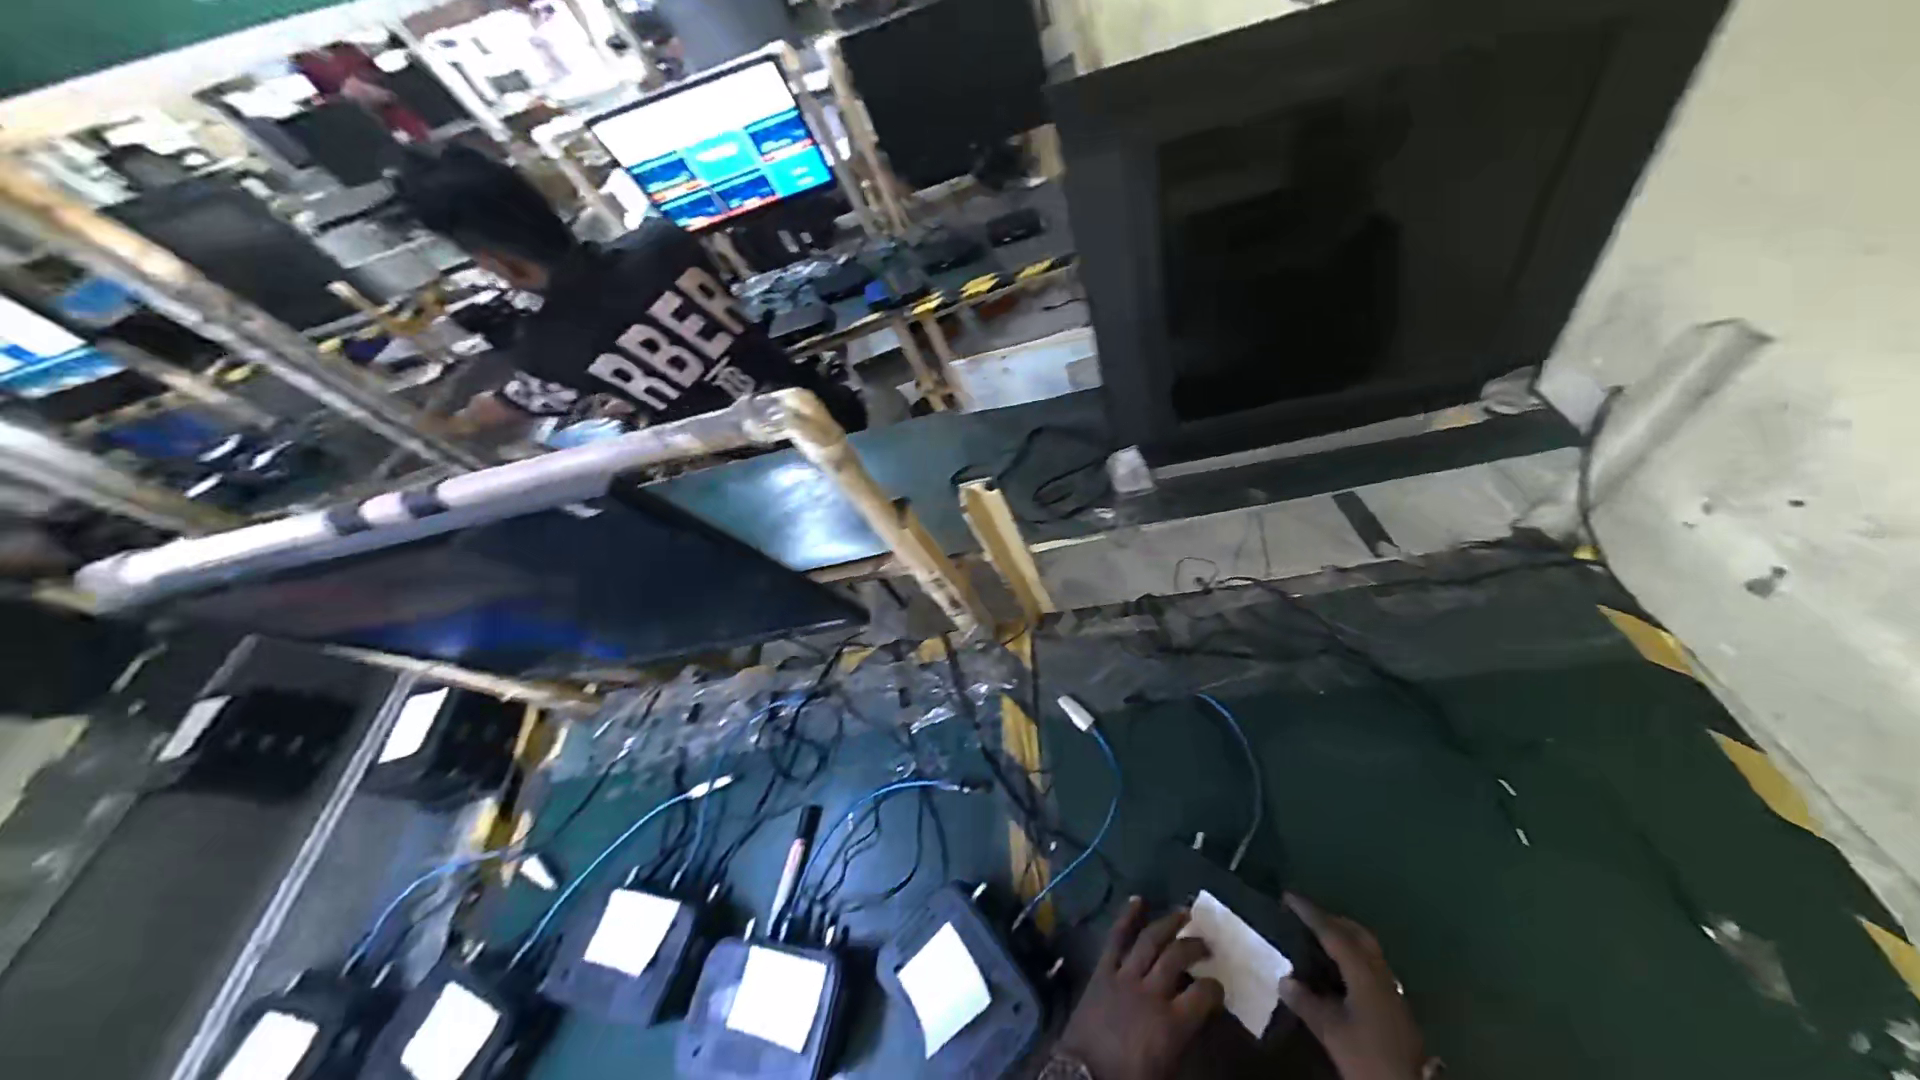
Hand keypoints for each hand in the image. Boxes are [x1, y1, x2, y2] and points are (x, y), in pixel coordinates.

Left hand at [1056, 897, 1224, 1079]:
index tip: (1219, 986)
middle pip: (1178, 957)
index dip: (1215, 989)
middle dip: (1195, 946)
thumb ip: (1184, 1040)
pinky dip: (1127, 917)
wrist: (1083, 1078)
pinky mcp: (1102, 970)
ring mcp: (1124, 976)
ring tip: (1183, 913)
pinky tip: (1138, 900)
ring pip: (1150, 940)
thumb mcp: (1168, 1069)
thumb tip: (1195, 1020)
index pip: (1205, 995)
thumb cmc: (1130, 1079)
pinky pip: (1116, 938)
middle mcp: (1151, 992)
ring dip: (1168, 923)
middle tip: (1206, 943)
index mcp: (1172, 1023)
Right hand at [1277, 894, 1429, 1079]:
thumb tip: (1285, 980)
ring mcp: (1392, 990)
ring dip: (1342, 935)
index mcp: (1364, 974)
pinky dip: (1350, 954)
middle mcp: (1380, 974)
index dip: (1309, 912)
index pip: (1333, 933)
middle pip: (1356, 933)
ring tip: (1316, 936)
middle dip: (1330, 918)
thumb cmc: (1368, 1057)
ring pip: (1366, 948)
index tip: (1288, 896)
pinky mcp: (1394, 1005)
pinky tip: (1336, 970)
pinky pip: (1369, 964)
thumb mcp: (1331, 1031)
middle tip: (1303, 914)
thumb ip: (1306, 1002)